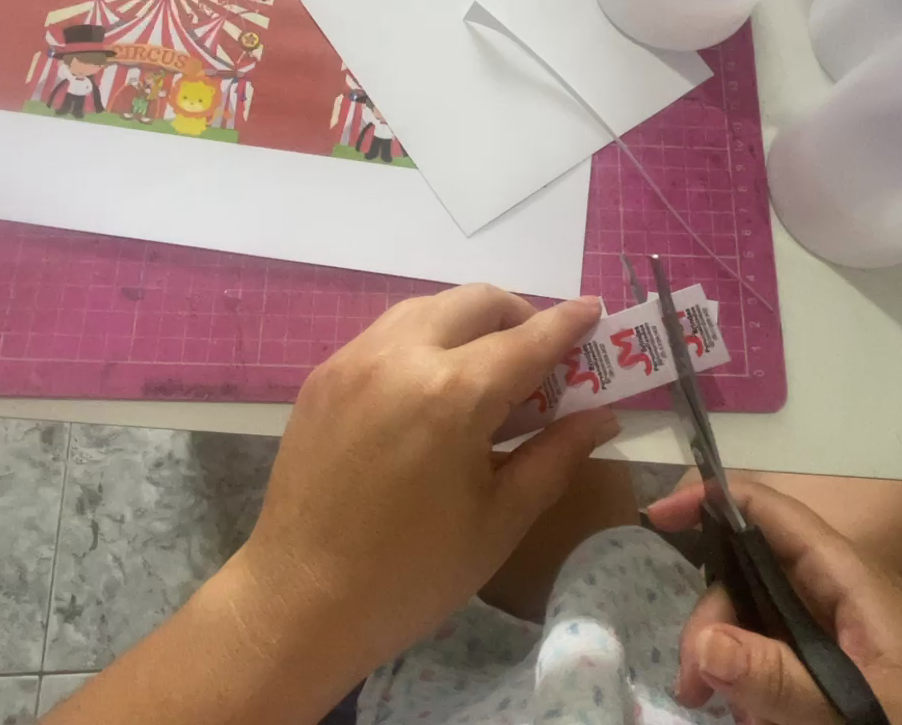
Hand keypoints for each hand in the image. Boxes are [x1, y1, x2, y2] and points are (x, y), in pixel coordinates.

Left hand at [234, 285, 620, 672]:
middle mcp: (401, 355)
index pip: (527, 340)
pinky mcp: (326, 372)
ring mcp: (355, 358)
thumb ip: (555, 455)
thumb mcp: (499, 519)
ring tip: (487, 369)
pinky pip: (389, 332)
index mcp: (452, 394)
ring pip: (429, 307)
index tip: (593, 310)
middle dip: (519, 315)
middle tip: (540, 357)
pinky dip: (426, 338)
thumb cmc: (411, 574)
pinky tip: (432, 386)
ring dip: (470, 321)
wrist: (298, 601)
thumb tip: (603, 417)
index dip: (567, 323)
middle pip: (476, 301)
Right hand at [648, 478, 901, 724]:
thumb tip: (700, 643)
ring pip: (760, 616)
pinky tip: (754, 716)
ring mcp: (842, 629)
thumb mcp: (864, 716)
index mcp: (846, 576)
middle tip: (694, 686)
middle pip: (749, 571)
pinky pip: (783, 654)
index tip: (656, 520)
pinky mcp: (846, 665)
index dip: (708, 496)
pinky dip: (758, 680)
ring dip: (731, 656)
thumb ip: (783, 682)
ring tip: (722, 710)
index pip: (764, 507)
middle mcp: (837, 590)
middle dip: (712, 617)